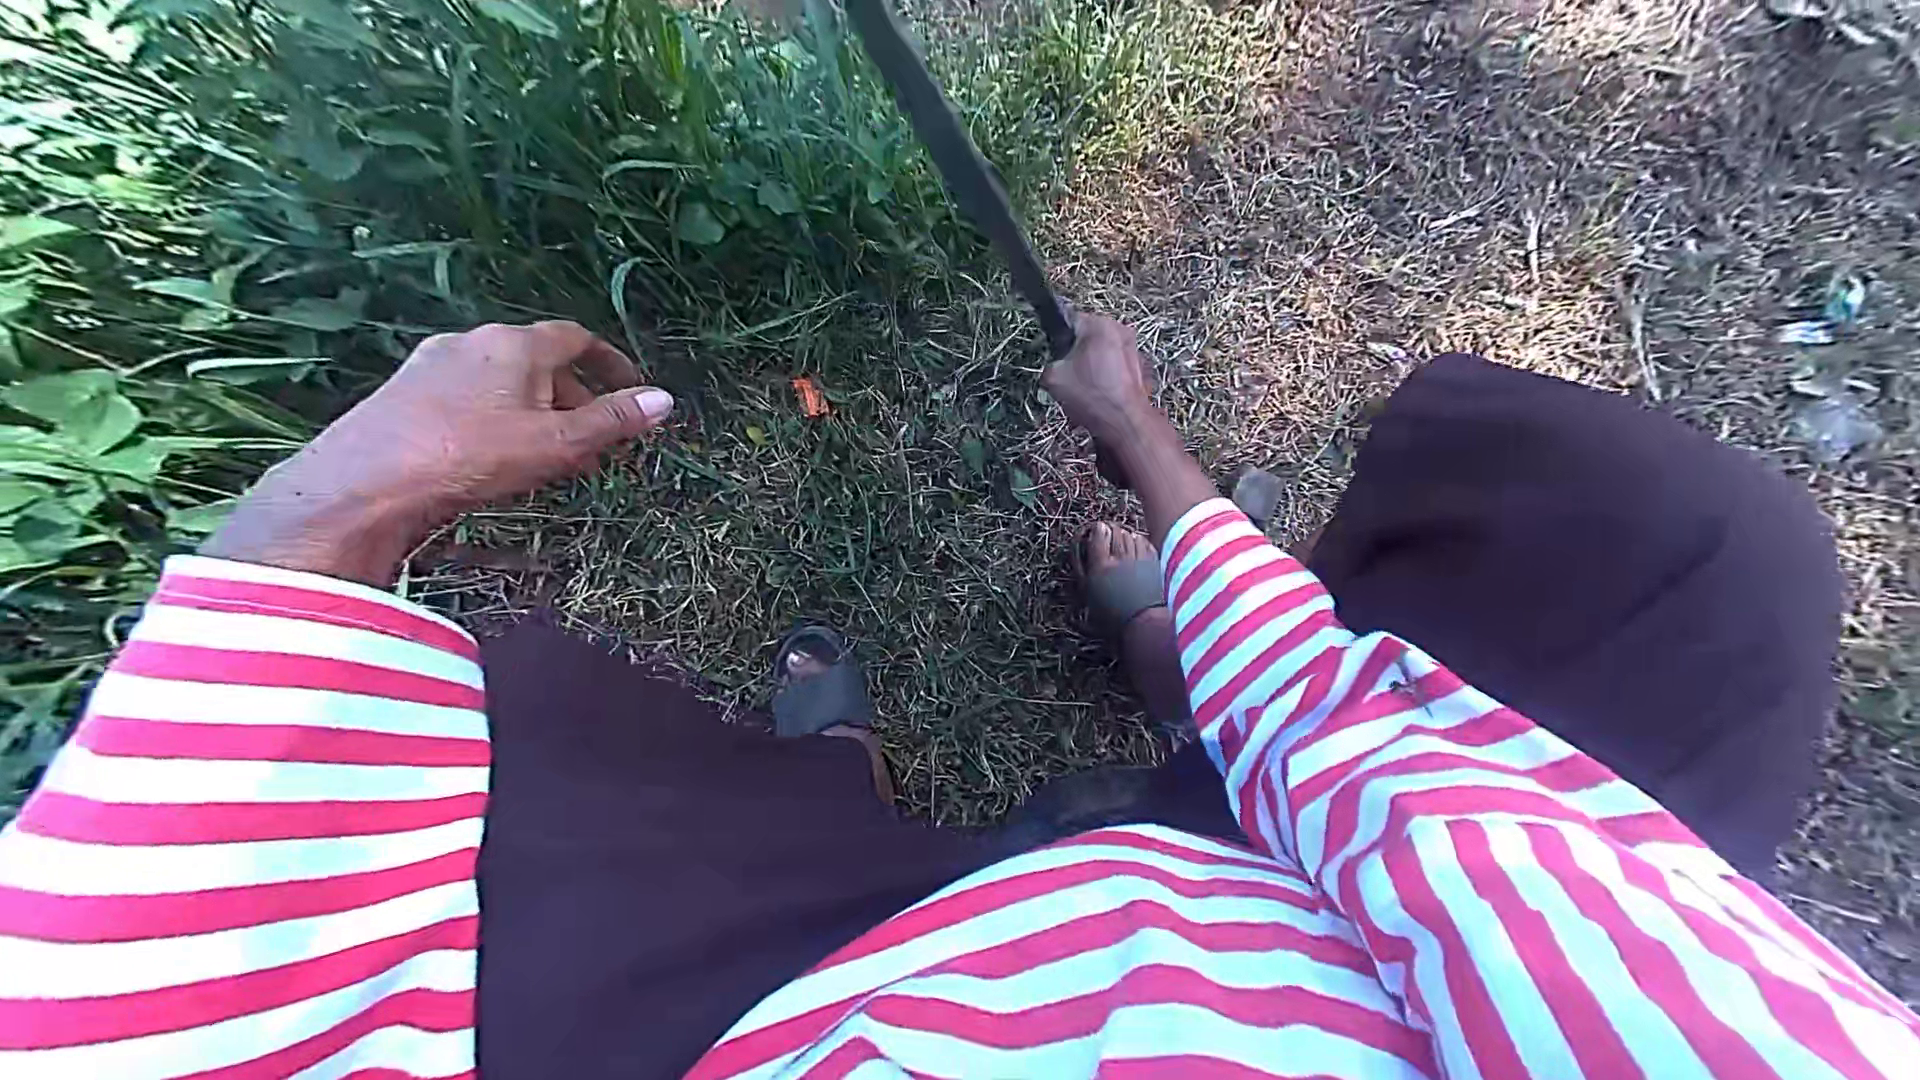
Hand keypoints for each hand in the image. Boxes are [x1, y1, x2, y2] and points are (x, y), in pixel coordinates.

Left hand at [203, 321, 673, 585]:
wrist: (363, 484)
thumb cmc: (474, 455)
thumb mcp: (559, 442)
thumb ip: (614, 420)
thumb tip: (666, 400)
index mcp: (514, 344)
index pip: (578, 339)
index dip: (613, 363)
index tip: (634, 391)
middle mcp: (472, 340)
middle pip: (544, 360)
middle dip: (580, 394)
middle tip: (599, 435)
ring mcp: (433, 363)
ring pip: (509, 378)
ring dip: (543, 406)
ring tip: (556, 448)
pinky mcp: (408, 390)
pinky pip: (476, 391)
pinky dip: (506, 412)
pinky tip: (504, 449)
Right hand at [1040, 313, 1156, 446]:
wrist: (1125, 422)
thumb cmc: (1092, 396)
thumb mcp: (1053, 378)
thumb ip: (1049, 362)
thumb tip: (1054, 365)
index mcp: (1100, 325)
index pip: (1069, 320)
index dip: (1057, 339)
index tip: (1054, 356)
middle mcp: (1121, 330)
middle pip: (1087, 337)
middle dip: (1076, 355)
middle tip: (1068, 377)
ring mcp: (1133, 348)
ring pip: (1101, 352)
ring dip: (1091, 366)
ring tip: (1084, 389)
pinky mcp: (1140, 367)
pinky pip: (1114, 366)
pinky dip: (1105, 377)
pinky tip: (1098, 395)